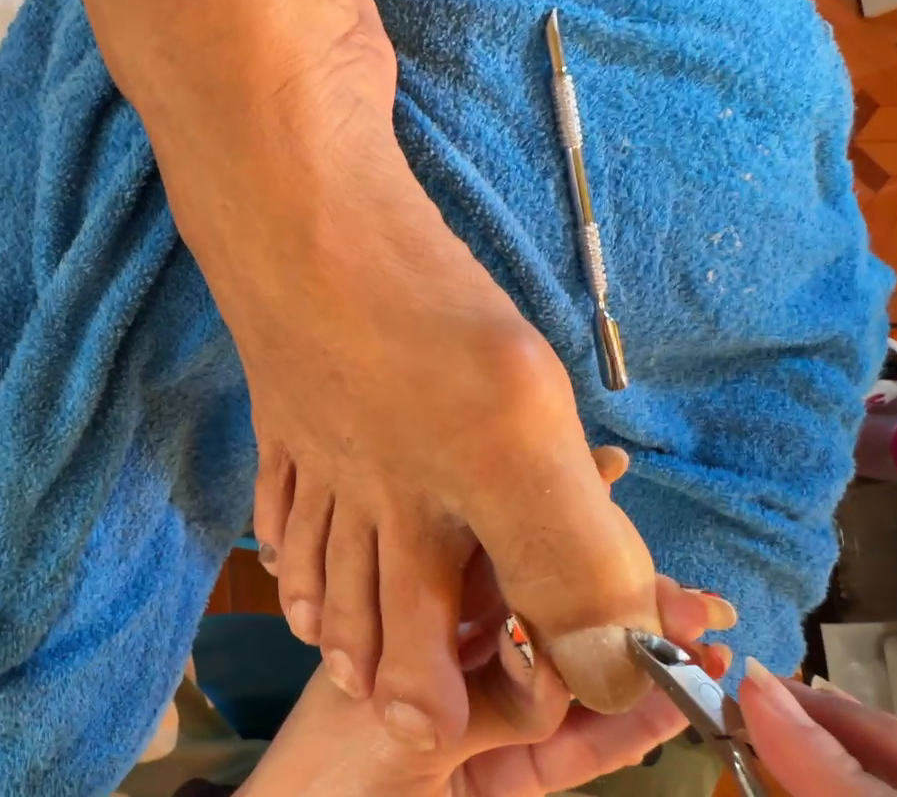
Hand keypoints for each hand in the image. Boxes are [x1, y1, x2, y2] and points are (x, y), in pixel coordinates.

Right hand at [138, 0, 659, 746]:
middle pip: (363, 592)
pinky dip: (287, 502)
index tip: (497, 733)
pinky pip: (285, 453)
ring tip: (332, 639)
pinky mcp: (292, 355)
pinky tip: (289, 505)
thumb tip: (615, 679)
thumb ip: (562, 550)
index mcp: (403, 499)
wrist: (280, 164)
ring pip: (318, 528)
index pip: (428, 637)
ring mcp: (308, 412)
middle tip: (404, 714)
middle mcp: (346, 469)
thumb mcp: (512, 425)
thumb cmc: (390, 292)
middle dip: (391, 660)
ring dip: (329, 592)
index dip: (462, 695)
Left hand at [238, 563, 732, 796]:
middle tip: (686, 592)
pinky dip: (624, 733)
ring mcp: (486, 717)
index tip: (608, 474)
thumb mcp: (398, 719)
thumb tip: (559, 654)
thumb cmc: (325, 774)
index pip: (485, 551)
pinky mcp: (511, 779)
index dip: (544, 516)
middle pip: (543, 615)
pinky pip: (572, 751)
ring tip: (704, 639)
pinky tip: (674, 706)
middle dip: (614, 600)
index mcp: (409, 613)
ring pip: (572, 682)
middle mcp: (452, 655)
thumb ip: (484, 698)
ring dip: (637, 664)